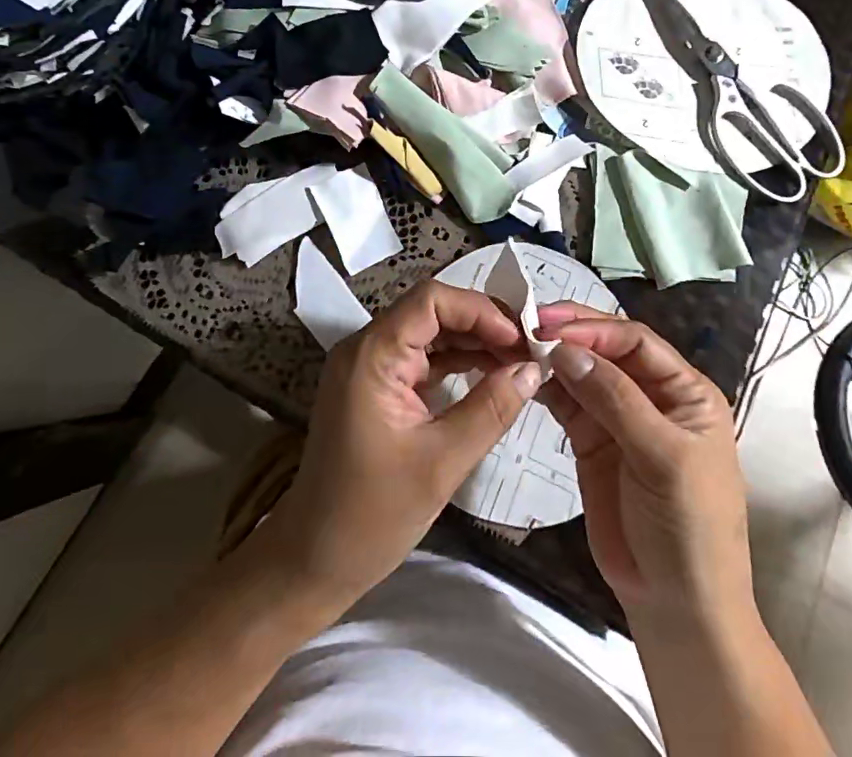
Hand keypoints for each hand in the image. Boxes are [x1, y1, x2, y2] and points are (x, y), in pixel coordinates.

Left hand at [256, 280, 543, 602]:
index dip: (481, 310)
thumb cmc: (374, 511)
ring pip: (428, 336)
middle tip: (534, 352)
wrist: (318, 551)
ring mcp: (367, 369)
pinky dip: (456, 365)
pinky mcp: (376, 390)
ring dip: (473, 344)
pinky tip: (493, 377)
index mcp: (371, 356)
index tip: (523, 339)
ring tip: (523, 364)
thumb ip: (491, 408)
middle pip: (430, 313)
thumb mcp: (442, 461)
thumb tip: (533, 368)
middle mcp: (365, 350)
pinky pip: (420, 362)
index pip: (430, 301)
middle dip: (483, 325)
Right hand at [535, 302, 751, 623]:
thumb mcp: (662, 457)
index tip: (548, 325)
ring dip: (551, 358)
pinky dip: (543, 386)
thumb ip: (615, 400)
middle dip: (569, 335)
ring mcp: (616, 418)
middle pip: (606, 351)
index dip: (593, 329)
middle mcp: (651, 397)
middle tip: (524, 326)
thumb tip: (565, 350)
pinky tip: (520, 375)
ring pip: (580, 373)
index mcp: (685, 393)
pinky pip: (564, 402)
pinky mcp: (589, 440)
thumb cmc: (687, 525)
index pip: (635, 343)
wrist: (674, 597)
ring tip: (513, 346)